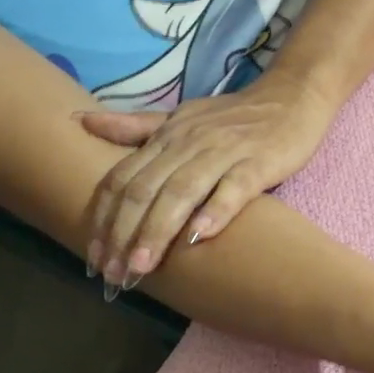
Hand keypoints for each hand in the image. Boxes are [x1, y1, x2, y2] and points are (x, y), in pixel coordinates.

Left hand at [79, 73, 335, 291]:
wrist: (291, 98)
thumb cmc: (236, 116)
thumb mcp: (182, 118)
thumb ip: (137, 127)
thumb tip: (82, 122)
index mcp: (167, 137)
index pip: (122, 179)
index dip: (103, 218)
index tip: (94, 257)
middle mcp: (188, 144)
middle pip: (146, 190)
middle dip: (124, 234)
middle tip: (113, 274)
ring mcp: (224, 152)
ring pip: (181, 192)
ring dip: (158, 230)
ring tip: (143, 267)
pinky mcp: (259, 162)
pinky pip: (234, 187)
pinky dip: (217, 210)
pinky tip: (201, 237)